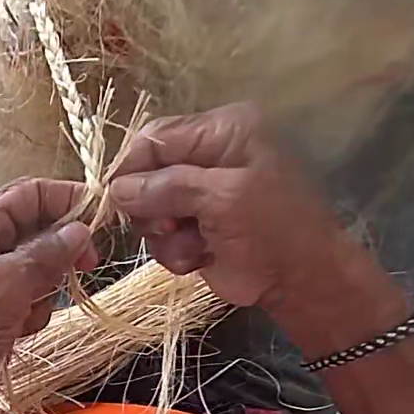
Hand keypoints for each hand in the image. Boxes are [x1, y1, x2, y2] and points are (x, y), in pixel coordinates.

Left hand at [0, 179, 97, 413]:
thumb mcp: (9, 284)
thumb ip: (47, 253)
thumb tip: (81, 230)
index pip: (31, 192)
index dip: (69, 198)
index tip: (104, 214)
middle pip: (41, 227)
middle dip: (60, 254)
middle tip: (87, 266)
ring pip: (44, 262)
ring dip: (44, 289)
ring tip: (25, 311)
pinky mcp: (2, 296)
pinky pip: (36, 290)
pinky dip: (35, 309)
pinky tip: (19, 326)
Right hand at [106, 102, 408, 354]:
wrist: (300, 283)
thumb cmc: (273, 230)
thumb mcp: (223, 198)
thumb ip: (167, 187)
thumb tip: (114, 189)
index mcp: (221, 131)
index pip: (154, 138)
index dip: (130, 168)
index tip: (115, 199)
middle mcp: (206, 157)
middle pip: (144, 175)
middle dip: (152, 207)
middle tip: (173, 225)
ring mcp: (197, 195)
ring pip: (147, 211)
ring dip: (165, 236)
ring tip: (195, 245)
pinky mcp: (193, 228)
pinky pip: (160, 237)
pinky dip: (175, 253)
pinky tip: (200, 258)